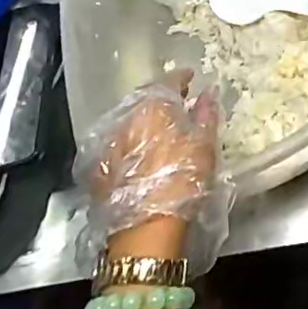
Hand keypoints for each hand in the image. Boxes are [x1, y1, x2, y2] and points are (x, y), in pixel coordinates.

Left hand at [82, 73, 220, 253]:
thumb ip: (207, 113)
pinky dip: (132, 139)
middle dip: (162, 97)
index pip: (168, 80)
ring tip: (163, 127)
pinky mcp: (98, 166)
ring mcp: (109, 141)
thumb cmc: (181, 180)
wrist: (144, 231)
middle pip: (146, 98)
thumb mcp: (204, 145)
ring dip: (146, 118)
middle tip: (180, 102)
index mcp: (153, 106)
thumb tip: (209, 91)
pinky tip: (143, 150)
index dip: (182, 77)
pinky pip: (119, 141)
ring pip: (131, 119)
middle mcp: (126, 117)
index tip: (192, 78)